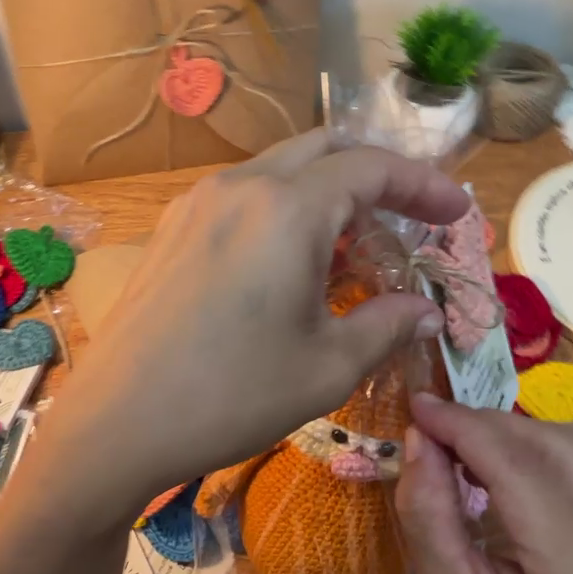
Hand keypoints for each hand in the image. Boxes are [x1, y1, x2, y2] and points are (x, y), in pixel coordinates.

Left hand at [27, 130, 469, 528]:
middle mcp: (237, 188)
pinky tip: (288, 266)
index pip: (370, 166)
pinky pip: (239, 200)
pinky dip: (280, 212)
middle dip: (374, 176)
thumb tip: (423, 313)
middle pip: (322, 150)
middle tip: (409, 221)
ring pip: (276, 172)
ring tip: (352, 251)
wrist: (116, 423)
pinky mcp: (168, 233)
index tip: (456, 214)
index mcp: (285, 208)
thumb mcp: (326, 367)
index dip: (423, 185)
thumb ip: (386, 326)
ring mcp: (194, 206)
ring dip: (324, 194)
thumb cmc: (231, 395)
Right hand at [395, 396, 572, 573]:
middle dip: (489, 424)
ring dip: (524, 430)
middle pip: (558, 445)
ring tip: (476, 450)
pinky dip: (554, 448)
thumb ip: (428, 515)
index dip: (464, 428)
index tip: (417, 405)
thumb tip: (418, 437)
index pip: (522, 471)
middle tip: (437, 431)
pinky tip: (520, 469)